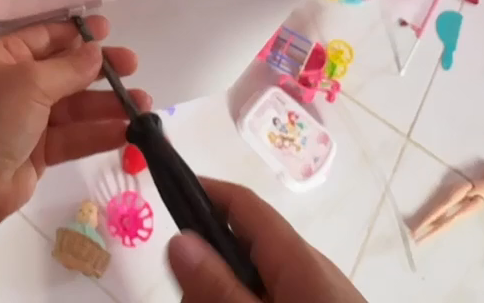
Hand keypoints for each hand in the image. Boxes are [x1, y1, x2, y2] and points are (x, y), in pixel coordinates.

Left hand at [0, 17, 149, 226]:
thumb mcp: (29, 82)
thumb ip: (68, 67)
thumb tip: (96, 50)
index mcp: (4, 55)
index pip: (46, 36)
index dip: (77, 33)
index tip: (109, 29)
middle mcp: (15, 82)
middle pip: (65, 69)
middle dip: (99, 69)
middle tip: (133, 66)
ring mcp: (27, 117)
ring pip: (74, 105)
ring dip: (106, 104)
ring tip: (142, 104)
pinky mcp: (38, 150)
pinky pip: (73, 135)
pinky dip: (98, 132)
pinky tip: (126, 130)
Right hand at [167, 179, 367, 302]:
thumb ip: (220, 291)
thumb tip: (179, 239)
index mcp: (299, 260)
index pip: (244, 204)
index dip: (203, 191)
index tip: (164, 198)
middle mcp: (311, 272)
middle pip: (242, 249)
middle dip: (207, 274)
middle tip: (187, 300)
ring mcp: (319, 299)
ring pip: (252, 283)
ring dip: (225, 298)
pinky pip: (271, 300)